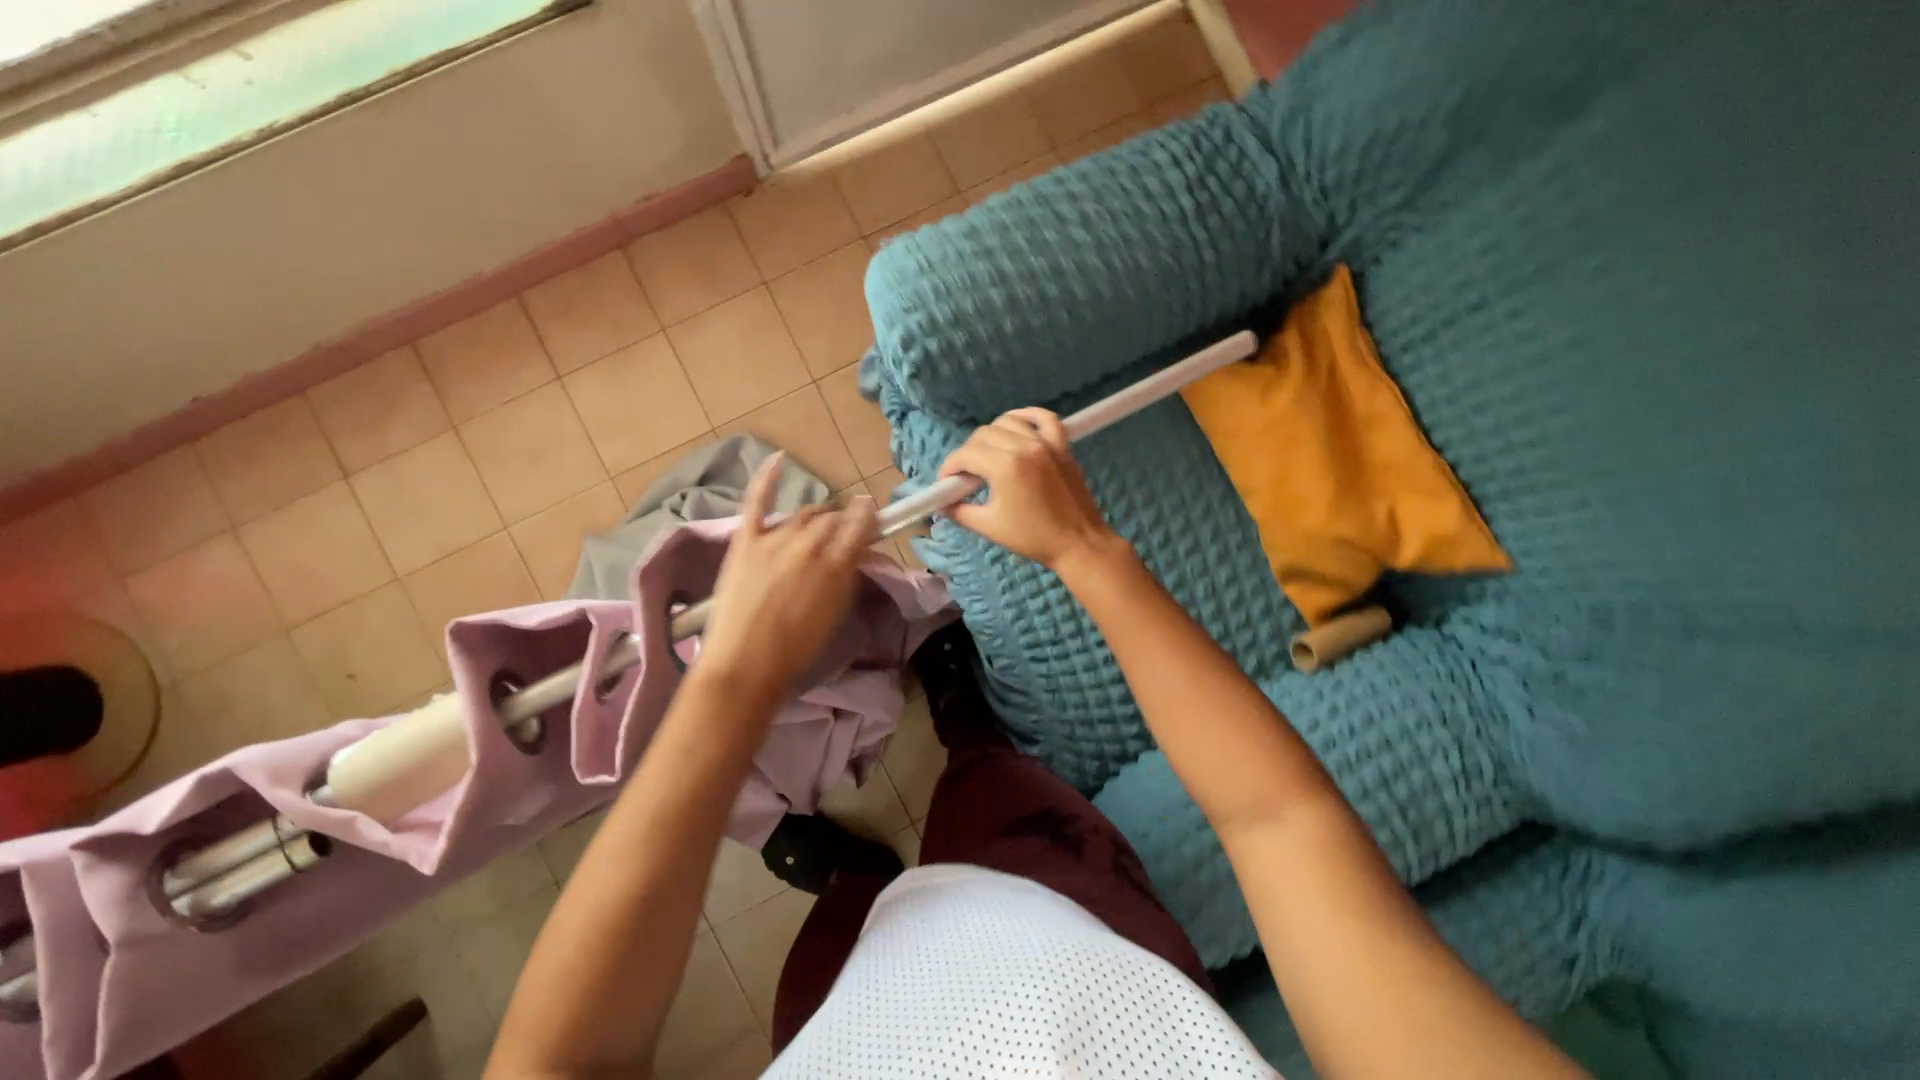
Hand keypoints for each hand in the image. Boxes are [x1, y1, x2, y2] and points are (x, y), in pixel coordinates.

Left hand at [699, 453, 877, 697]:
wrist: (744, 664)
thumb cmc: (797, 649)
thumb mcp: (836, 613)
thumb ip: (849, 576)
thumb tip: (858, 553)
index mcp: (835, 563)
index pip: (859, 525)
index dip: (868, 517)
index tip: (873, 513)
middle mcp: (808, 543)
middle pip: (832, 519)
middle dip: (843, 521)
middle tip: (845, 532)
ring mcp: (774, 539)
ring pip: (804, 514)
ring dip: (817, 516)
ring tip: (821, 524)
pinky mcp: (745, 540)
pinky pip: (758, 501)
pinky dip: (768, 478)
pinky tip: (779, 458)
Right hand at [939, 408, 1121, 570]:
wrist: (1079, 543)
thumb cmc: (1033, 537)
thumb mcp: (989, 527)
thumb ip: (960, 511)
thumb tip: (942, 504)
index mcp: (1004, 467)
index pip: (965, 455)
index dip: (949, 468)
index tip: (947, 483)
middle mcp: (1024, 446)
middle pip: (983, 435)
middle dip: (968, 453)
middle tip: (967, 475)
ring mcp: (1045, 442)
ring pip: (1008, 421)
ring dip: (992, 435)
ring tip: (989, 455)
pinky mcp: (1062, 445)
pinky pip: (1043, 417)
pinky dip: (1027, 415)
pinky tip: (1017, 423)